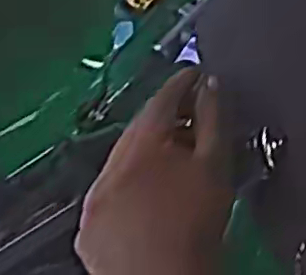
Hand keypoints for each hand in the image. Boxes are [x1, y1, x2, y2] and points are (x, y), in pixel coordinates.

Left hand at [76, 69, 231, 274]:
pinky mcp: (88, 231)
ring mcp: (93, 205)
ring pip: (124, 157)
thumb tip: (211, 85)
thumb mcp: (217, 161)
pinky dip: (135, 177)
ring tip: (182, 152)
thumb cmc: (196, 226)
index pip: (161, 99)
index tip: (199, 74)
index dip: (184, 81)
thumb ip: (215, 115)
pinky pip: (113, 187)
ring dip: (152, 145)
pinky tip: (159, 187)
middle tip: (197, 112)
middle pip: (140, 126)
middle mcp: (107, 174)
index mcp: (138, 151)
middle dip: (170, 114)